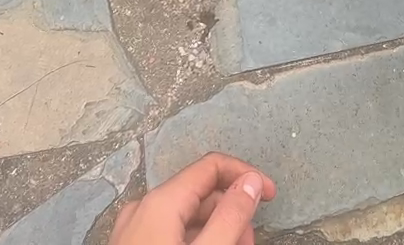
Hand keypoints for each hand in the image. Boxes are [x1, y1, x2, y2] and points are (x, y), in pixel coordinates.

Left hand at [109, 152, 275, 244]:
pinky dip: (196, 244)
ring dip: (216, 232)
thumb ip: (231, 216)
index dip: (246, 175)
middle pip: (200, 195)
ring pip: (185, 219)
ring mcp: (132, 233)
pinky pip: (169, 237)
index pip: (212, 167)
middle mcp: (142, 209)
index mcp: (161, 202)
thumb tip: (251, 181)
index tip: (271, 198)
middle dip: (232, 214)